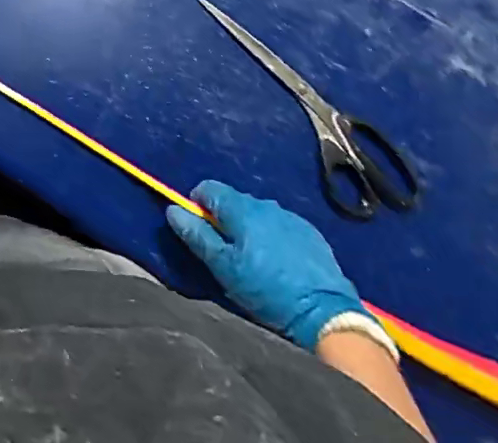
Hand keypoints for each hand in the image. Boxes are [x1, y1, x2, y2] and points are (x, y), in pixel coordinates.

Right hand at [166, 180, 367, 348]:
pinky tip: (276, 264)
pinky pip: (279, 225)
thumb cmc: (266, 290)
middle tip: (224, 254)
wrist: (324, 310)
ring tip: (251, 262)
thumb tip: (173, 209)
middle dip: (222, 220)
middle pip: (233, 201)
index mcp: (242, 209)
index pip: (208, 188)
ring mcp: (290, 215)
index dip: (196, 205)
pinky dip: (271, 237)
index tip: (198, 232)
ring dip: (248, 229)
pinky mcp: (308, 231)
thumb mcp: (224, 268)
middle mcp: (266, 204)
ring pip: (257, 214)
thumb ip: (197, 236)